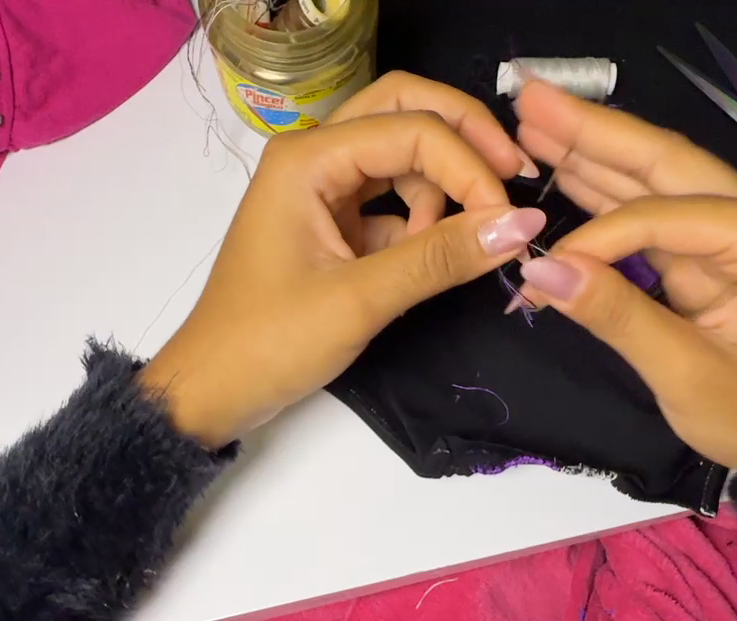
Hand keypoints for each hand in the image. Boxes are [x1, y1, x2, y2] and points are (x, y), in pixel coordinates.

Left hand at [141, 73, 545, 448]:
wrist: (215, 389)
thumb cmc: (270, 343)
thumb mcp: (359, 300)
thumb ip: (438, 259)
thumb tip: (521, 226)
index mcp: (308, 159)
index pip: (412, 130)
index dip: (469, 167)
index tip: (508, 220)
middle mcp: (314, 159)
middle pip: (405, 115)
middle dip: (463, 142)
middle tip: (514, 178)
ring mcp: (321, 194)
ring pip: (400, 161)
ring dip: (440, 190)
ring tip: (461, 243)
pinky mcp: (330, 230)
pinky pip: (389, 207)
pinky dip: (419, 226)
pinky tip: (434, 258)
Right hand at [511, 85, 736, 544]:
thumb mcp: (685, 373)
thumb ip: (615, 315)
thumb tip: (540, 271)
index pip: (666, 213)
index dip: (596, 234)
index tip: (539, 262)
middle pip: (665, 166)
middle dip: (595, 136)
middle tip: (531, 100)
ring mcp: (736, 238)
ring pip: (657, 187)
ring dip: (595, 160)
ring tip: (538, 124)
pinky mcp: (713, 262)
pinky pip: (654, 226)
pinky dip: (608, 208)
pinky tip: (571, 176)